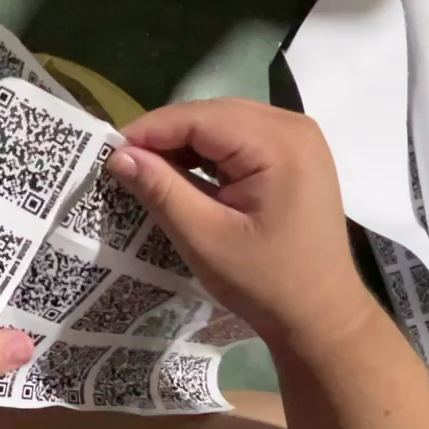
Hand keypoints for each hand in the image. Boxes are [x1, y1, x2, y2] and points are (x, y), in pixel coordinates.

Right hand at [107, 99, 378, 347]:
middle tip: (123, 164)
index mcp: (278, 144)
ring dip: (183, 144)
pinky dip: (206, 153)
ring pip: (223, 124)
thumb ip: (162, 191)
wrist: (319, 314)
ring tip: (147, 171)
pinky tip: (183, 175)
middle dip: (164, 136)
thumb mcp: (205, 238)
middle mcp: (293, 127)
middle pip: (212, 114)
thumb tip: (118, 155)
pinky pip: (239, 139)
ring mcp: (297, 139)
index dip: (149, 130)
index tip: (108, 154)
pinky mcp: (294, 156)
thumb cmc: (264, 282)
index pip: (199, 117)